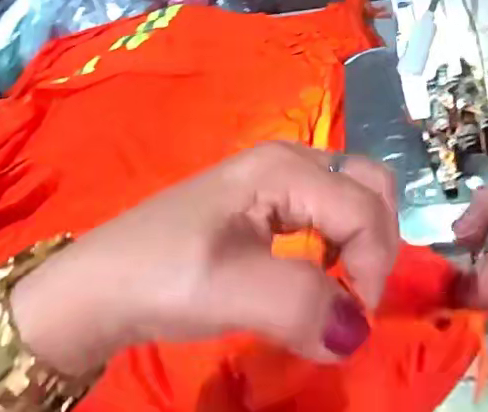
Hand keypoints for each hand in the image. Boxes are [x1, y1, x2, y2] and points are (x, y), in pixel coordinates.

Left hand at [8, 141, 401, 374]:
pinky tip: (318, 276)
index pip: (365, 207)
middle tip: (353, 296)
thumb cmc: (165, 274)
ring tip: (337, 292)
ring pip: (354, 195)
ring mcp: (277, 177)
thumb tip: (358, 328)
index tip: (347, 320)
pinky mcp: (268, 201)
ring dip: (362, 244)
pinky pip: (329, 211)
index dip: (372, 266)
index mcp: (282, 166)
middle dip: (379, 241)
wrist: (109, 280)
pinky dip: (341, 243)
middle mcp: (287, 159)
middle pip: (370, 185)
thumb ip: (301, 303)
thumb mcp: (231, 290)